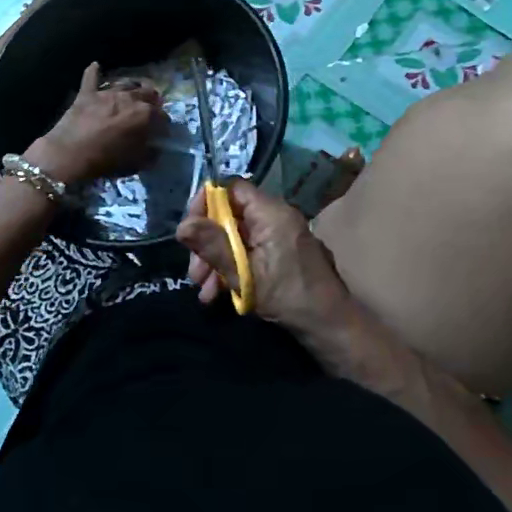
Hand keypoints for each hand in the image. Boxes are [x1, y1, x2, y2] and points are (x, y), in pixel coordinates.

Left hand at [24, 63, 159, 184]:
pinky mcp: (87, 94)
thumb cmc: (106, 160)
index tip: (162, 132)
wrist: (70, 155)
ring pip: (126, 83)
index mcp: (145, 114)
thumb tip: (155, 149)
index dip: (164, 124)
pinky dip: (94, 72)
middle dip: (153, 100)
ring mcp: (107, 93)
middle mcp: (130, 98)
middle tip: (151, 109)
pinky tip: (96, 65)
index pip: (162, 115)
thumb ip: (150, 153)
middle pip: (148, 93)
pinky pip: (91, 77)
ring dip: (133, 87)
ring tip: (134, 93)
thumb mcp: (136, 162)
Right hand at [177, 179, 350, 331]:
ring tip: (205, 291)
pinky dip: (234, 268)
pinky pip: (251, 251)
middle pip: (231, 216)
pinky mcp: (282, 255)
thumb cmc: (287, 294)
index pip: (232, 189)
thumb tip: (182, 225)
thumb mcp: (244, 272)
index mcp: (271, 212)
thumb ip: (212, 246)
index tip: (189, 230)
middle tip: (194, 274)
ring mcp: (281, 236)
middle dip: (208, 244)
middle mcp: (276, 217)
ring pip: (238, 238)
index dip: (206, 203)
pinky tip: (219, 294)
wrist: (329, 323)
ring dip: (217, 262)